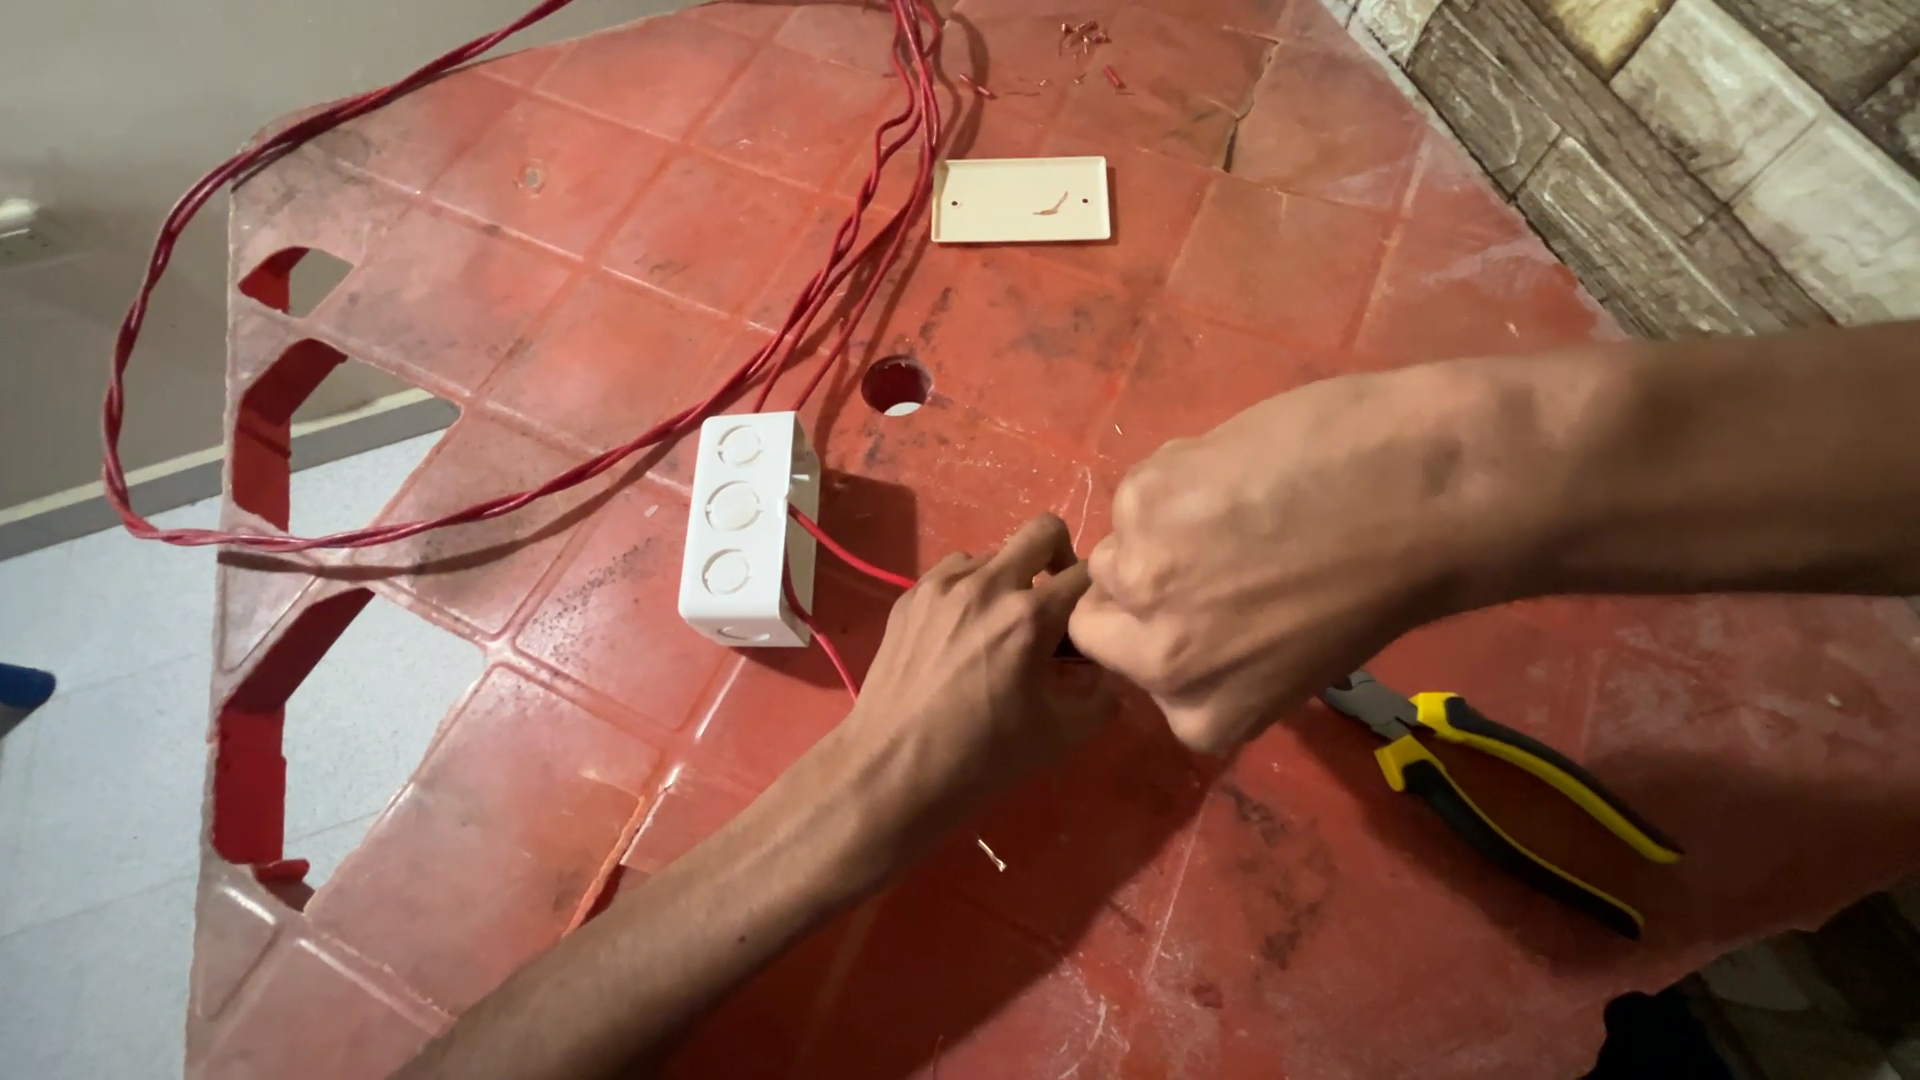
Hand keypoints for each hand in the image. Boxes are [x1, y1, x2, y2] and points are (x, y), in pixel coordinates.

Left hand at [828, 513, 1115, 851]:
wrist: (892, 770)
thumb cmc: (981, 759)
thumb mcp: (1059, 737)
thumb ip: (1100, 697)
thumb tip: (1106, 671)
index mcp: (1029, 617)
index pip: (1087, 573)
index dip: (1099, 591)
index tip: (1092, 616)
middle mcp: (987, 585)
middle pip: (1043, 531)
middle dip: (1060, 558)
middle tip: (1053, 602)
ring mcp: (942, 586)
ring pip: (994, 553)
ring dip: (1009, 578)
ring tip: (998, 625)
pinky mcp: (910, 596)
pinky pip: (953, 571)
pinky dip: (969, 588)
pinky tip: (961, 630)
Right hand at [1069, 365, 1532, 752]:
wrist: (1427, 493)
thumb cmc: (1380, 586)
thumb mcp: (1292, 663)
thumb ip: (1217, 660)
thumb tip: (1173, 613)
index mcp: (1200, 714)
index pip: (1137, 676)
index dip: (1162, 633)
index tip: (1202, 606)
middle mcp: (1157, 660)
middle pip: (1095, 623)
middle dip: (1130, 594)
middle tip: (1189, 559)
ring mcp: (1139, 579)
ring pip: (1109, 553)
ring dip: (1149, 535)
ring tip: (1221, 511)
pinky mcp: (1139, 503)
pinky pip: (1133, 495)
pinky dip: (1170, 483)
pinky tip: (1229, 474)